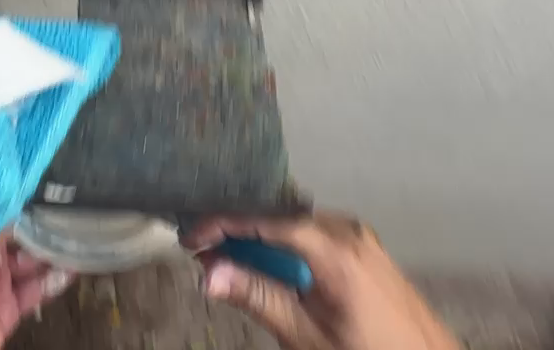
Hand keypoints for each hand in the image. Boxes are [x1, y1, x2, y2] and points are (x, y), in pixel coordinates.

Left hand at [0, 232, 72, 349]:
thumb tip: (5, 233)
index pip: (1, 240)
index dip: (22, 229)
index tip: (42, 217)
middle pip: (19, 256)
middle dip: (39, 245)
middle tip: (62, 235)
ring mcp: (1, 296)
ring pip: (28, 275)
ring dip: (48, 265)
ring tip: (71, 252)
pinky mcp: (9, 317)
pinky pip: (31, 299)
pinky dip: (48, 288)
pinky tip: (64, 277)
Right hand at [184, 213, 457, 349]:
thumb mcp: (307, 337)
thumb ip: (258, 298)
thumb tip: (205, 273)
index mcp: (333, 246)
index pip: (263, 220)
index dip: (221, 224)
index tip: (187, 238)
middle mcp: (345, 227)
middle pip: (276, 216)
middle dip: (237, 231)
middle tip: (203, 253)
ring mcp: (359, 234)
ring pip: (293, 224)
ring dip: (261, 241)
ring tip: (230, 262)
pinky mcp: (365, 247)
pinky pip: (314, 234)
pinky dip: (286, 247)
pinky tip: (270, 266)